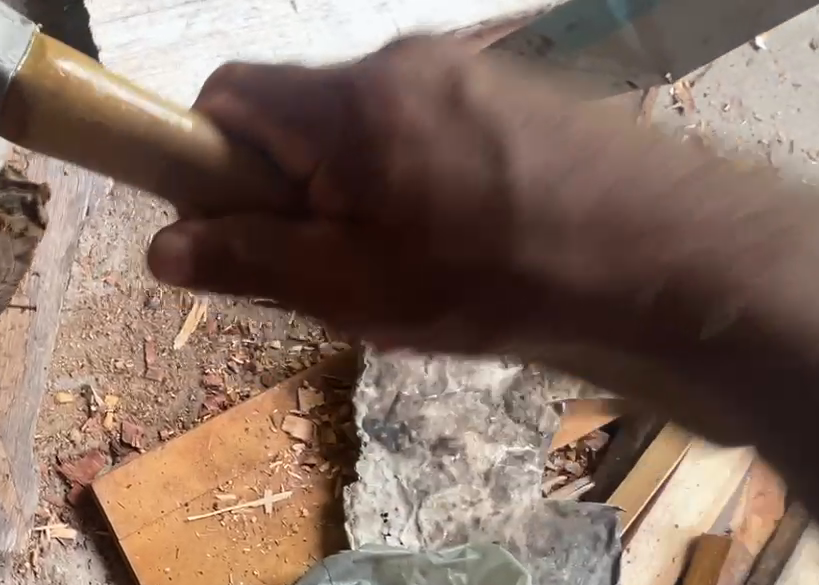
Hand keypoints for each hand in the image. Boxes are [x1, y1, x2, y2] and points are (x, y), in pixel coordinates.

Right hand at [145, 37, 751, 353]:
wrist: (659, 263)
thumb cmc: (476, 278)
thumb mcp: (337, 285)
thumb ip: (242, 259)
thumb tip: (159, 247)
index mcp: (345, 107)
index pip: (226, 92)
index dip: (198, 153)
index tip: (215, 220)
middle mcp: (395, 65)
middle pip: (282, 113)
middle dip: (265, 187)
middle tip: (295, 263)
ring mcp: (453, 72)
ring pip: (338, 129)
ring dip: (322, 191)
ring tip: (364, 262)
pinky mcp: (493, 93)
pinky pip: (396, 130)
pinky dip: (376, 181)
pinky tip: (418, 238)